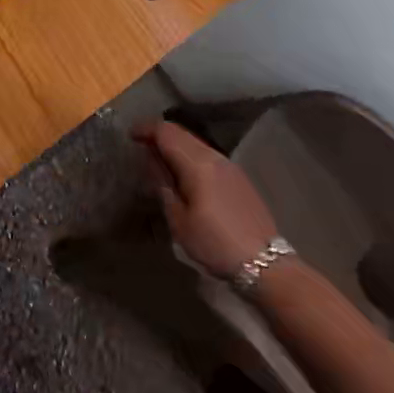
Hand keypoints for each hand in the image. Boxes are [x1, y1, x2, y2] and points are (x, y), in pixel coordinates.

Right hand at [134, 120, 282, 279]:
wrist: (264, 263)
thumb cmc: (214, 243)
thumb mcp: (179, 219)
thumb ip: (163, 184)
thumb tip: (150, 159)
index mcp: (197, 164)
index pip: (167, 132)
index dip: (146, 129)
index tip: (129, 135)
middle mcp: (215, 157)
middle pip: (182, 134)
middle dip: (159, 134)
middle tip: (140, 145)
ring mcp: (230, 166)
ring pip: (196, 143)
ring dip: (175, 144)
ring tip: (158, 159)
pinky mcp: (238, 177)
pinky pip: (208, 155)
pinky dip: (190, 155)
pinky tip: (183, 172)